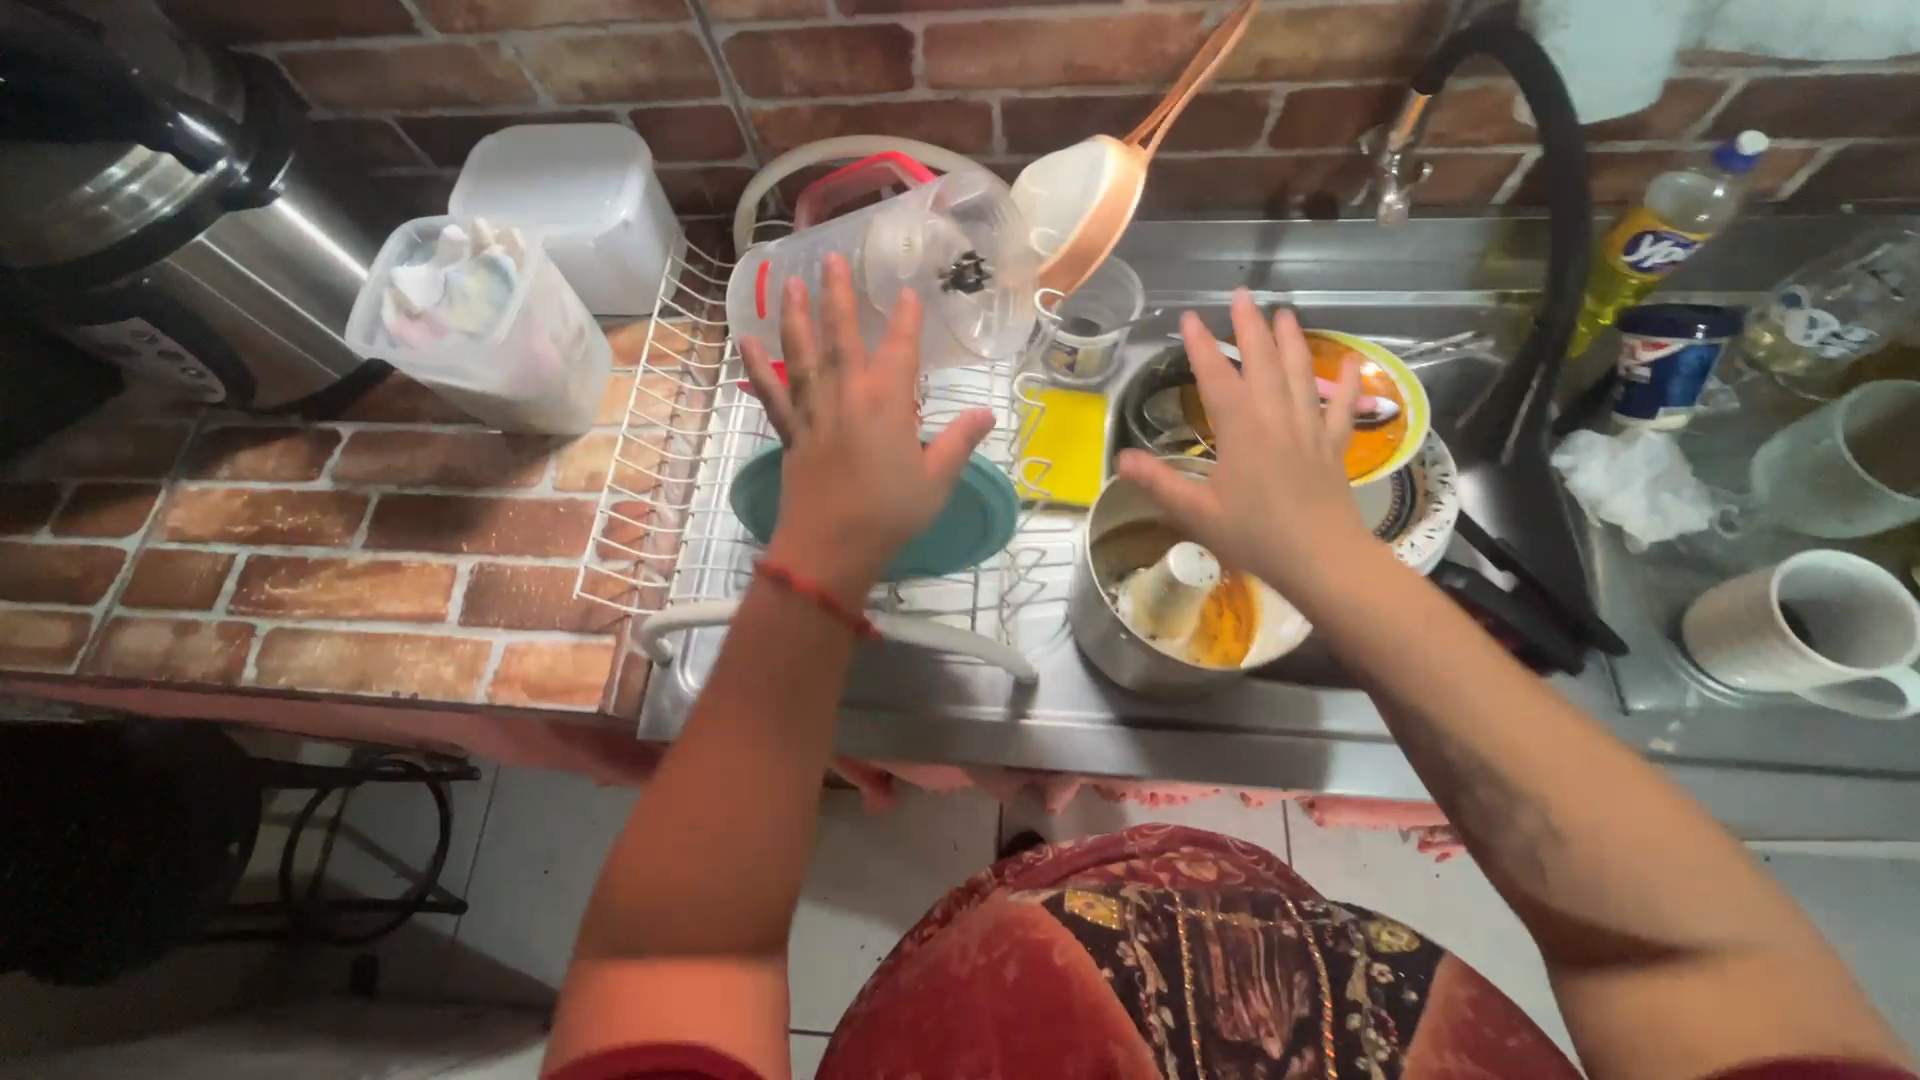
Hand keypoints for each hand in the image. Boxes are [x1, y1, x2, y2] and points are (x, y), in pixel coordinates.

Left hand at [740, 254, 994, 603]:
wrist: (831, 548)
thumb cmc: (890, 515)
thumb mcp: (937, 481)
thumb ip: (959, 442)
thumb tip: (986, 414)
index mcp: (888, 403)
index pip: (900, 349)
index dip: (905, 319)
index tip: (906, 292)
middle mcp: (848, 396)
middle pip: (841, 336)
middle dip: (837, 295)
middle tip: (829, 258)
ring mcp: (814, 412)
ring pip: (802, 354)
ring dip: (795, 316)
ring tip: (790, 282)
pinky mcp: (790, 433)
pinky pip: (772, 393)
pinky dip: (758, 367)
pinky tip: (746, 341)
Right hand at [1115, 289, 1374, 602]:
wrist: (1322, 559)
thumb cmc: (1256, 537)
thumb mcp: (1197, 514)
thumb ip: (1160, 483)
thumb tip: (1121, 460)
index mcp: (1241, 431)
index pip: (1217, 377)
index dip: (1202, 346)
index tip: (1190, 317)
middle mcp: (1277, 419)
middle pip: (1263, 362)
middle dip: (1249, 327)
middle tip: (1242, 294)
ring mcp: (1309, 430)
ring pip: (1301, 374)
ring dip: (1291, 341)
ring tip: (1284, 312)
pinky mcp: (1332, 447)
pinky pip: (1340, 406)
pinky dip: (1346, 381)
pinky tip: (1349, 360)